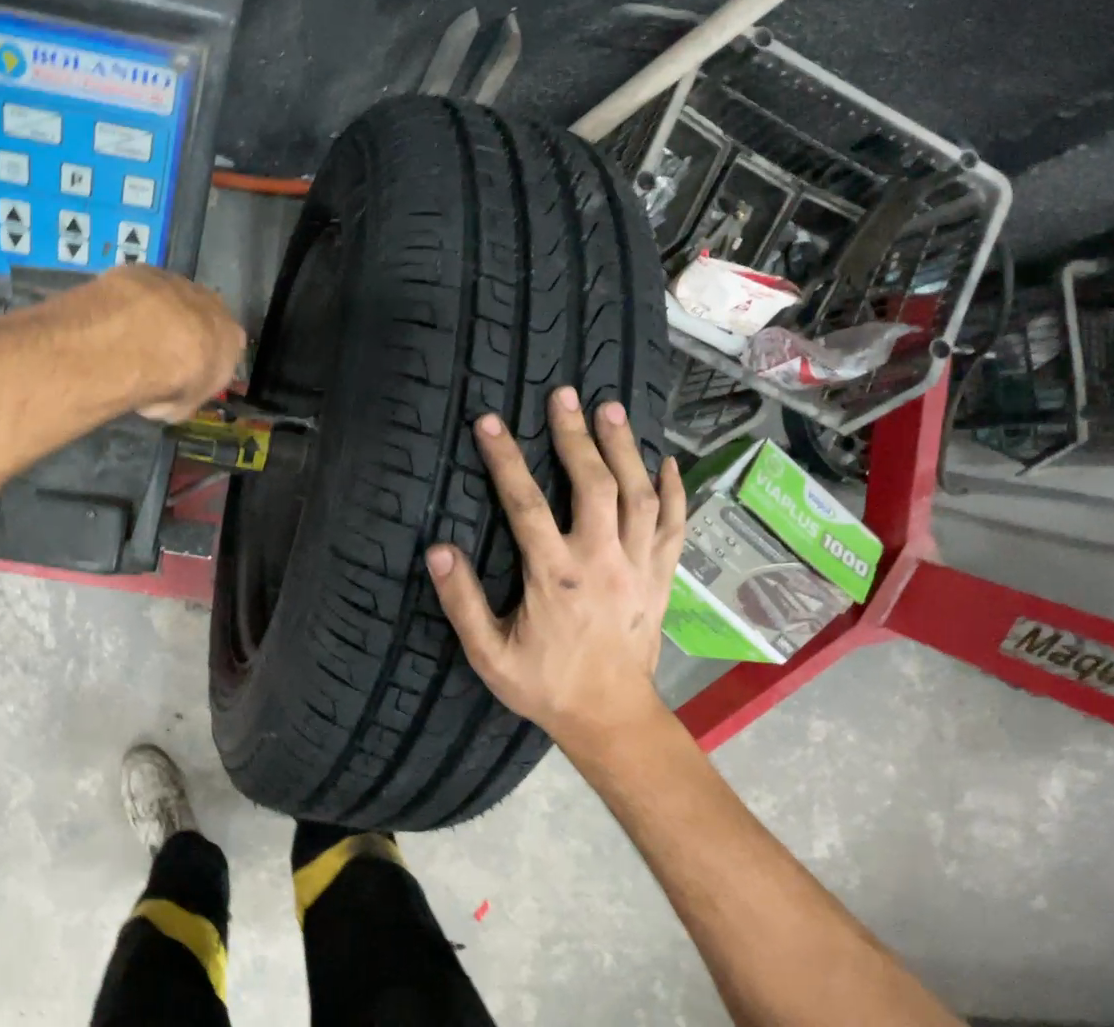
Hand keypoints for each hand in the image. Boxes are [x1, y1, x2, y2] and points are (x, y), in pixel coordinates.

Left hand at [90, 266, 245, 422]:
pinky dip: (127, 303)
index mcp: (231, 338)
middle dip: (178, 335)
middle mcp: (211, 304)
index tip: (180, 377)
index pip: (223, 351)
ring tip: (127, 339)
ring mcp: (177, 282)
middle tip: (152, 358)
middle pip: (197, 319)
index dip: (200, 364)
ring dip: (152, 316)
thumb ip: (181, 397)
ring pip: (167, 301)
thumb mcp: (181, 407)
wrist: (141, 340)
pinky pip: (137, 290)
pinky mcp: (144, 270)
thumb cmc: (173, 381)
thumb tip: (167, 398)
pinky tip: (112, 320)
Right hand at [425, 387, 685, 746]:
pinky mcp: (662, 579)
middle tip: (564, 395)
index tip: (489, 423)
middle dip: (577, 436)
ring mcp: (639, 568)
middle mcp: (602, 563)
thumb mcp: (488, 654)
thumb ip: (463, 602)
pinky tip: (664, 462)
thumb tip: (439, 551)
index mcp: (555, 578)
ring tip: (611, 410)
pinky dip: (672, 491)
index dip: (506, 460)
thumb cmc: (543, 685)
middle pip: (594, 486)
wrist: (611, 718)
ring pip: (638, 496)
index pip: (527, 506)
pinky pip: (674, 525)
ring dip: (625, 449)